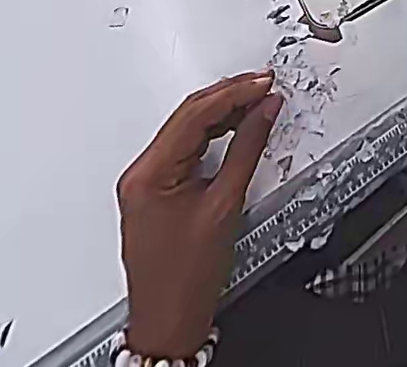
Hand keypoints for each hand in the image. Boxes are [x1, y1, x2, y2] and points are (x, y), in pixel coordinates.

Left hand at [118, 71, 283, 358]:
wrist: (169, 323)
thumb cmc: (186, 279)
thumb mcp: (226, 204)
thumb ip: (248, 147)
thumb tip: (263, 111)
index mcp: (151, 173)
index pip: (195, 114)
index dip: (233, 93)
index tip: (261, 83)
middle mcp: (143, 170)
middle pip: (189, 114)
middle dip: (229, 94)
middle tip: (262, 83)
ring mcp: (147, 178)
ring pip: (188, 125)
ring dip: (223, 109)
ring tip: (256, 98)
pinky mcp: (157, 185)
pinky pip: (188, 143)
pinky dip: (214, 130)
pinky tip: (237, 123)